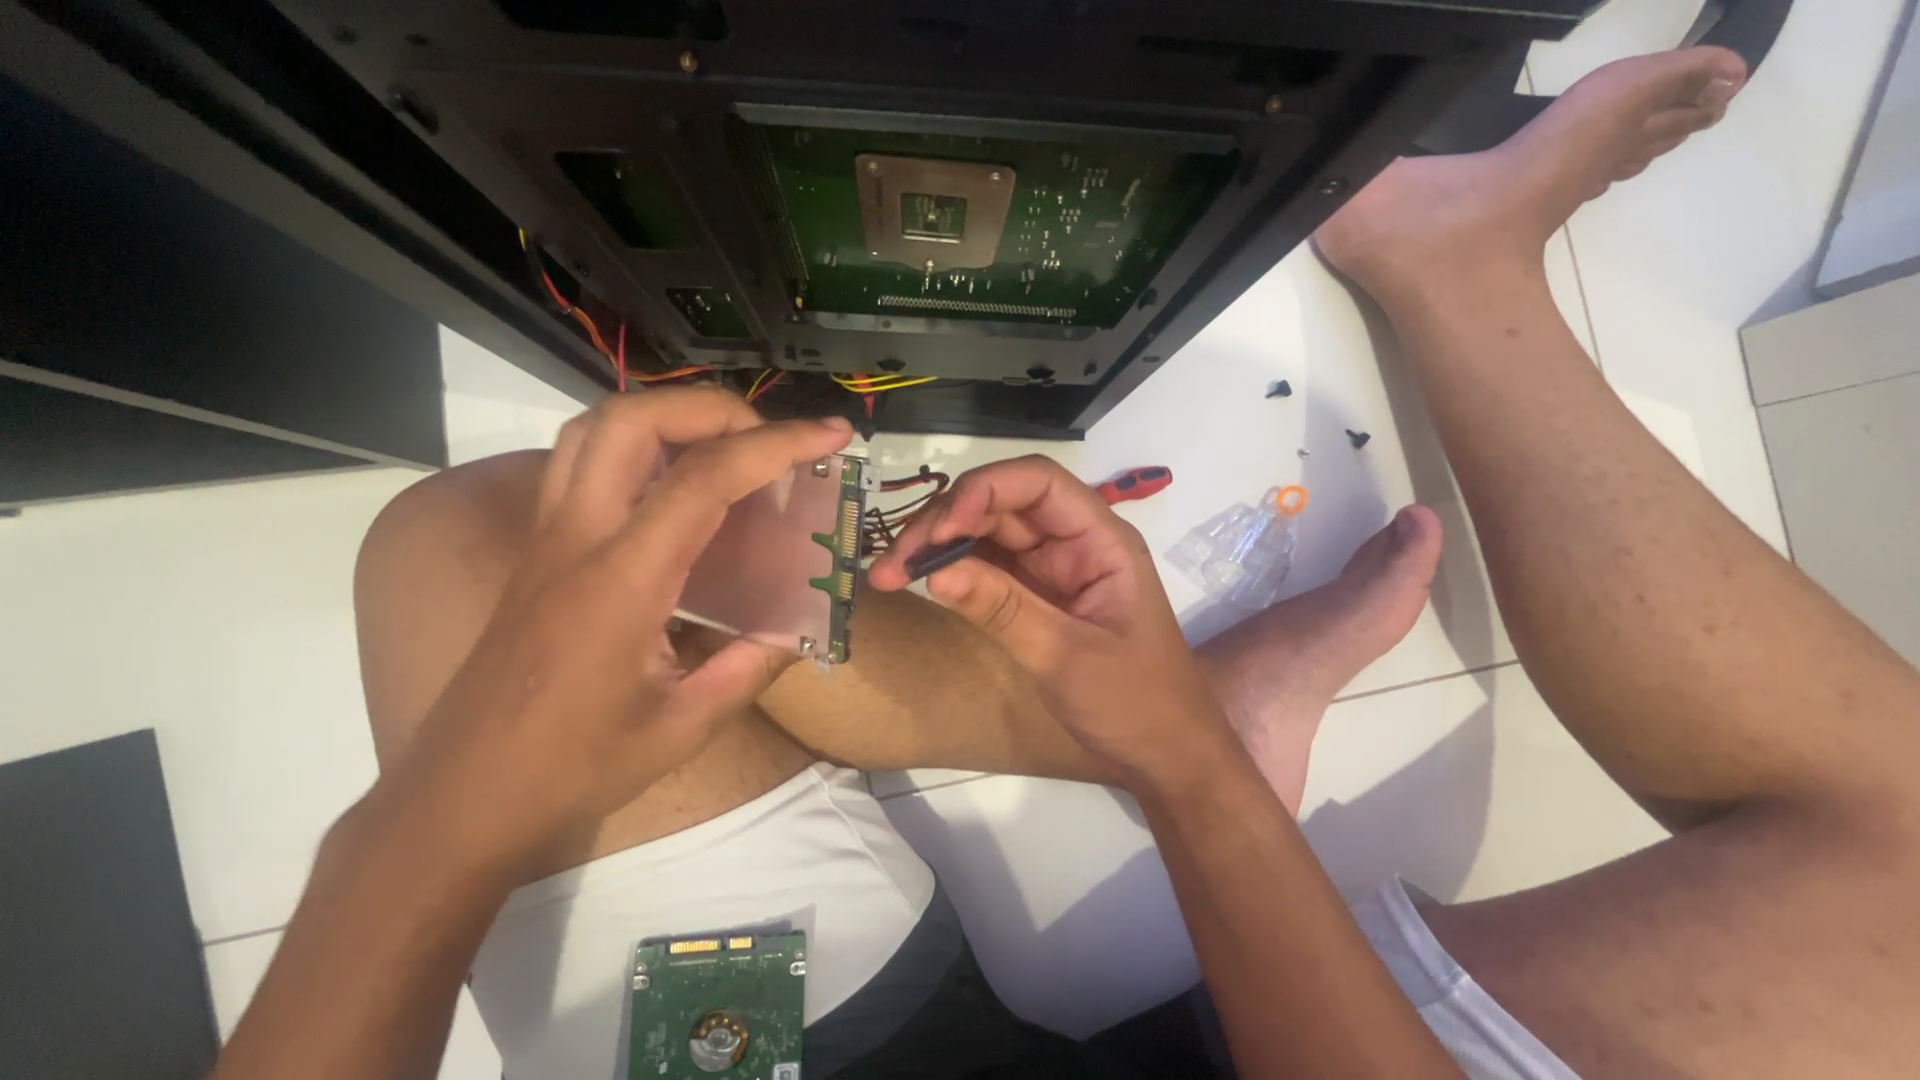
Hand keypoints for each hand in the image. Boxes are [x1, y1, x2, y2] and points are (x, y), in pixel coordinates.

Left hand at [373, 387, 851, 878]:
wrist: (464, 797)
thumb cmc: (575, 768)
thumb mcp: (683, 727)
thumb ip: (748, 666)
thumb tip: (798, 627)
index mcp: (621, 582)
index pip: (703, 480)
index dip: (775, 445)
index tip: (832, 435)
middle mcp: (577, 539)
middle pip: (634, 421)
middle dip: (713, 409)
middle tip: (769, 439)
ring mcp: (547, 538)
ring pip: (593, 429)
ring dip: (664, 415)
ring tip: (722, 444)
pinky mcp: (535, 550)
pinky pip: (577, 462)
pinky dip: (631, 443)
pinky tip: (668, 483)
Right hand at [868, 455, 1237, 792]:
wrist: (1163, 751)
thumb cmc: (1134, 702)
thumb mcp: (1066, 657)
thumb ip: (1002, 610)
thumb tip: (933, 572)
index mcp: (1101, 540)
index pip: (1040, 484)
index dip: (985, 490)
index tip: (940, 530)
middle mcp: (1074, 542)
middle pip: (1002, 505)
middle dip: (945, 523)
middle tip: (892, 562)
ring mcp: (1052, 567)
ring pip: (986, 533)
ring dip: (937, 546)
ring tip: (888, 573)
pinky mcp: (1034, 594)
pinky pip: (986, 567)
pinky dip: (950, 571)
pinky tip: (914, 580)